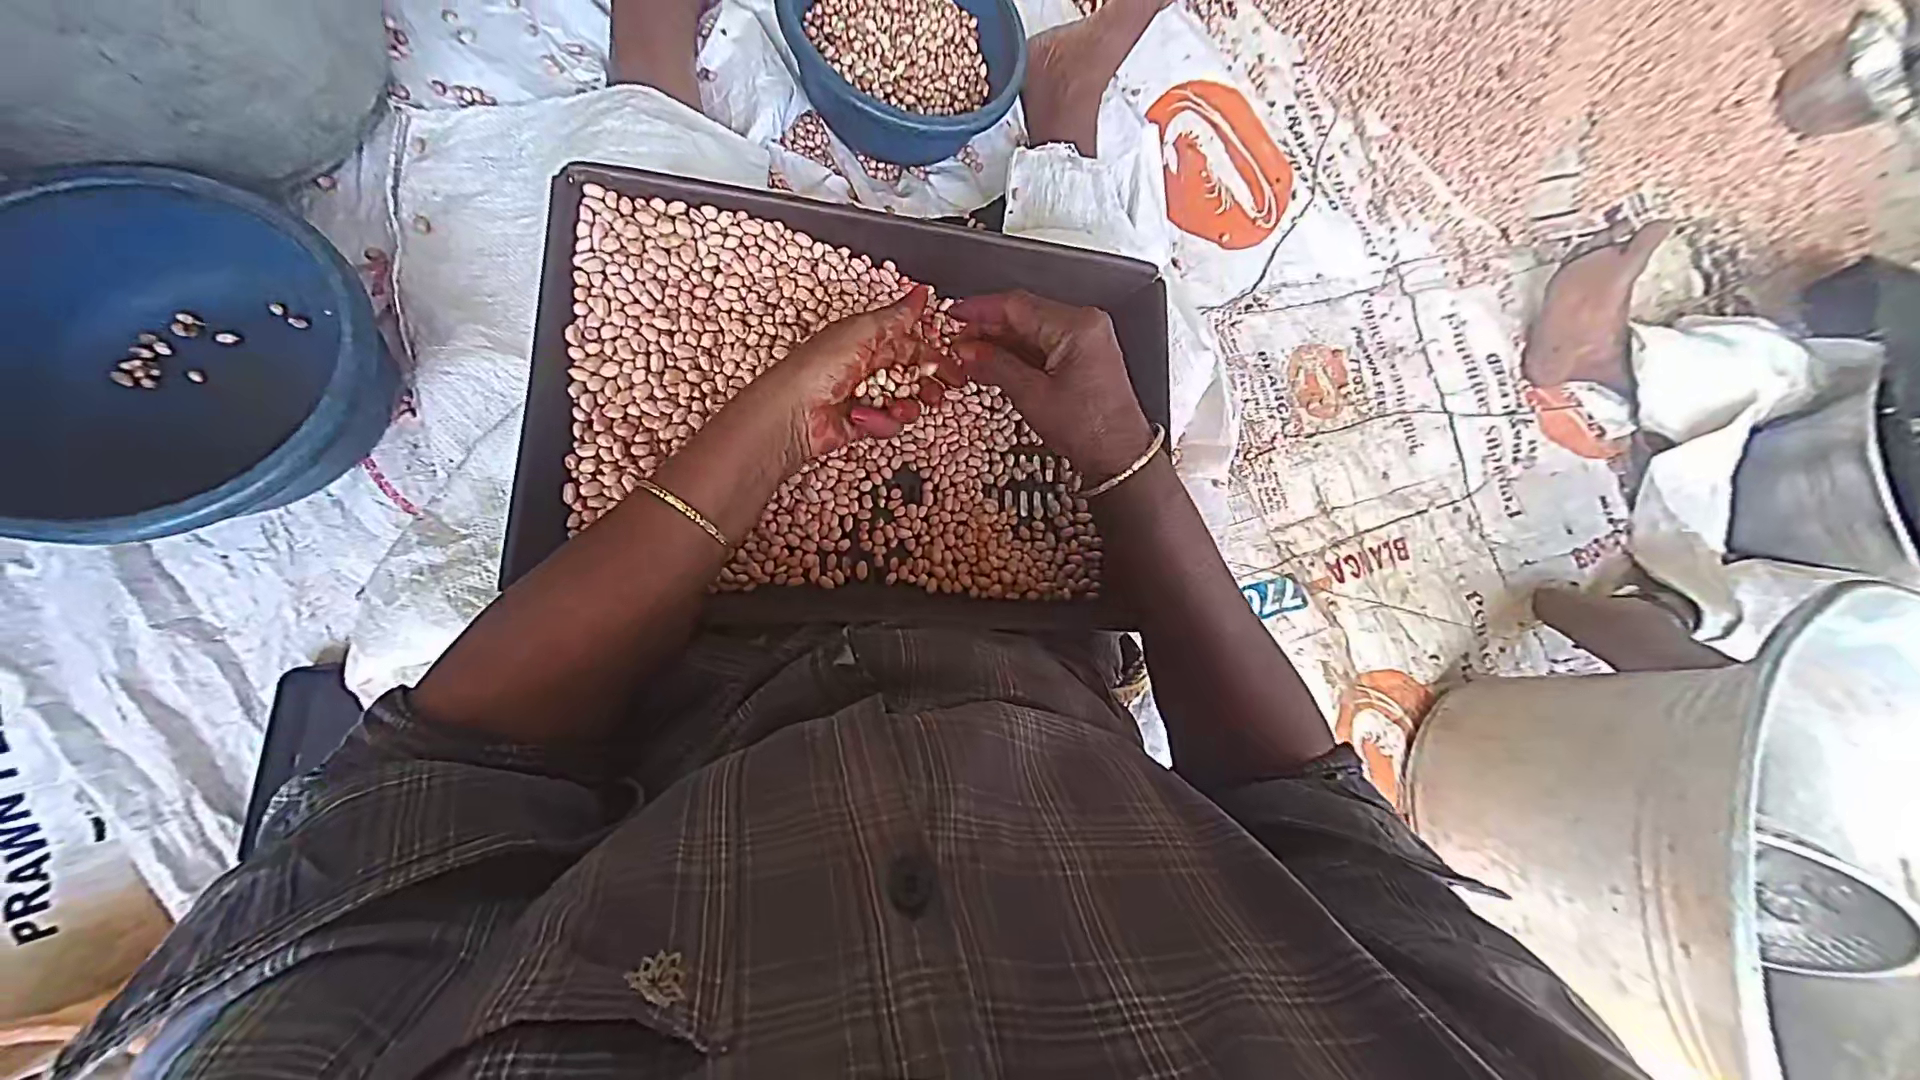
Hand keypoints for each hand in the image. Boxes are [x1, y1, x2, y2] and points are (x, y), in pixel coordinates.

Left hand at [735, 285, 944, 471]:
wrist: (793, 413)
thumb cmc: (818, 367)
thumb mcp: (862, 332)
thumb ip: (897, 316)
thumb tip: (922, 292)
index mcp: (868, 340)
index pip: (911, 347)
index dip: (934, 358)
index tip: (954, 371)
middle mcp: (868, 367)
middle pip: (912, 377)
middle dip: (927, 387)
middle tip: (936, 394)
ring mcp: (866, 396)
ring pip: (905, 403)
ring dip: (906, 407)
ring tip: (898, 408)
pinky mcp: (862, 422)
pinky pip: (887, 424)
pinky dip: (881, 422)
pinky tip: (864, 417)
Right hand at [950, 290, 1153, 478]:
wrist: (1119, 455)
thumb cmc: (1088, 429)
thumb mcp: (1033, 397)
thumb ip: (997, 366)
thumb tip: (968, 350)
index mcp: (1076, 326)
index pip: (1017, 305)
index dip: (979, 309)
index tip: (953, 314)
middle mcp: (1084, 324)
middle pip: (1024, 314)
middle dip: (987, 328)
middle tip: (956, 343)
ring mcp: (1085, 339)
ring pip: (1031, 330)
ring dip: (1000, 342)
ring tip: (970, 356)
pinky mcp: (1082, 355)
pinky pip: (1042, 345)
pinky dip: (1017, 353)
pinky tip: (994, 364)